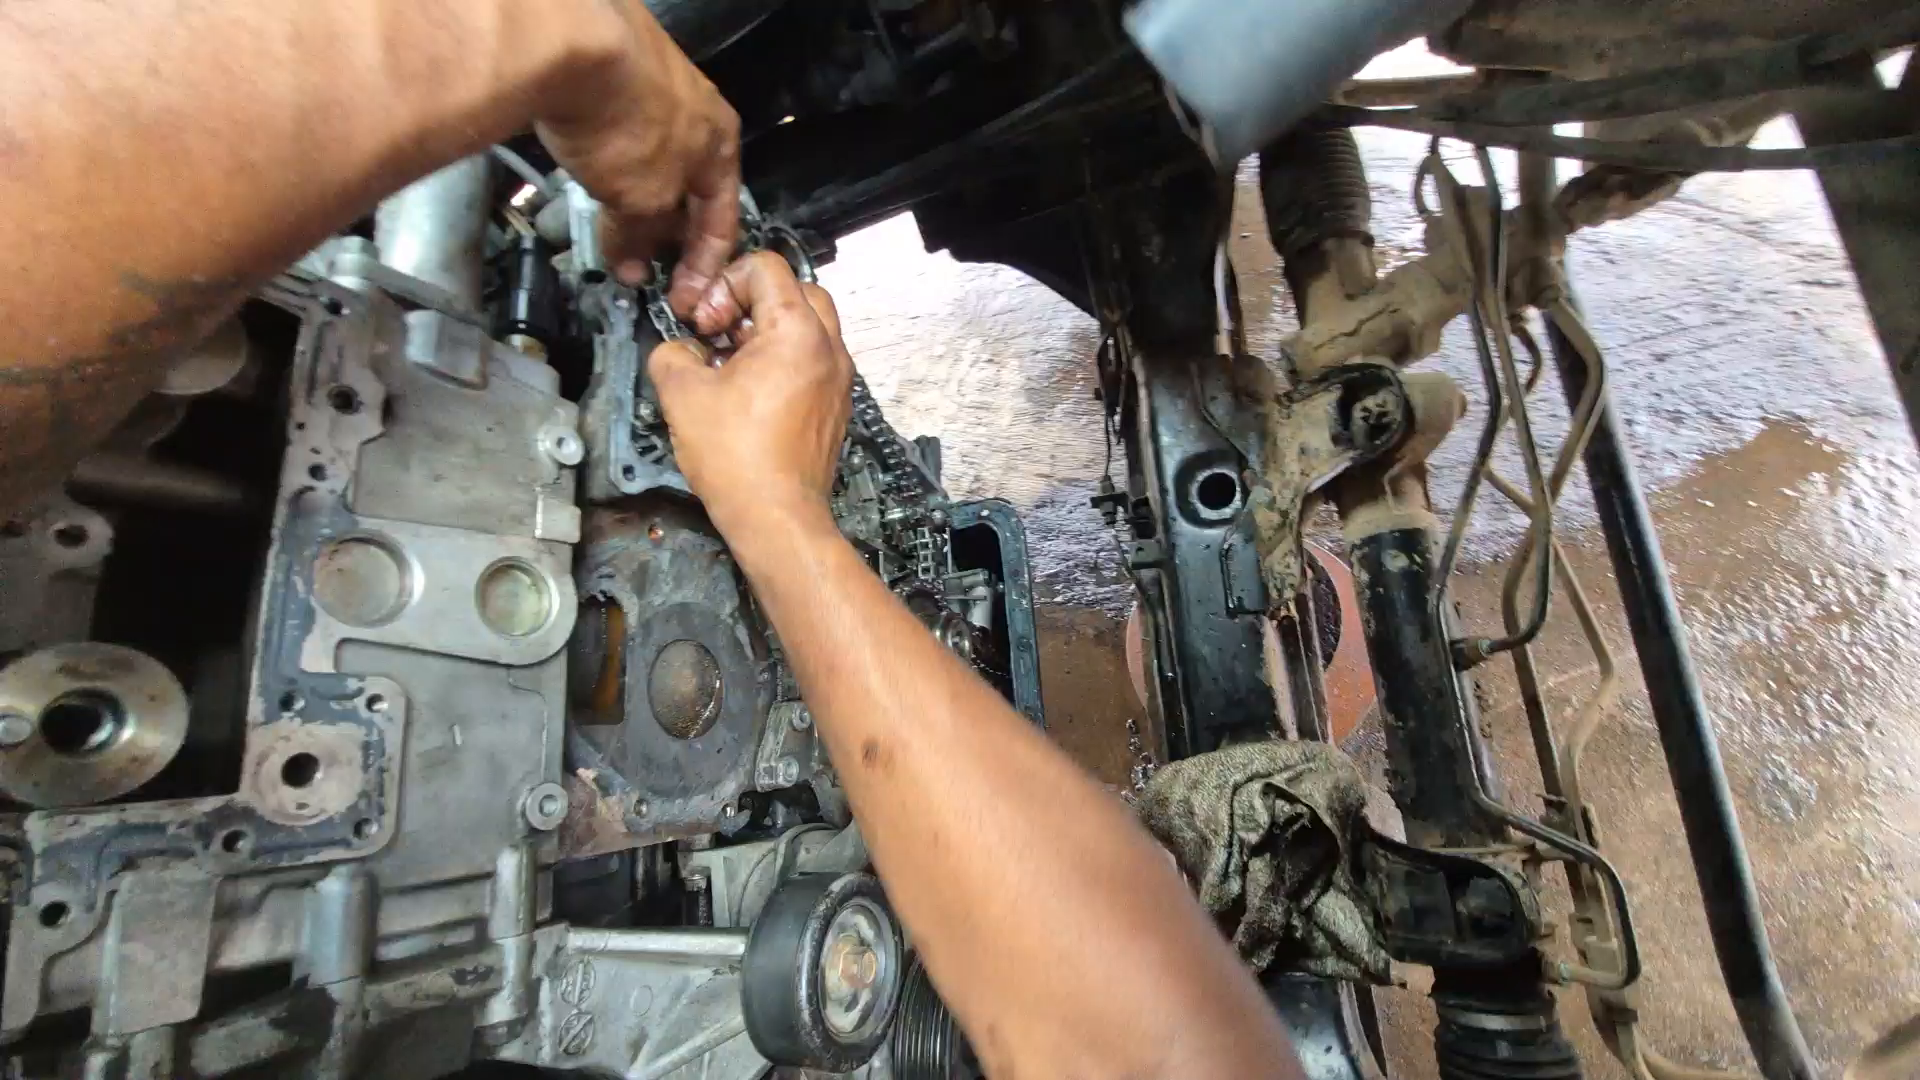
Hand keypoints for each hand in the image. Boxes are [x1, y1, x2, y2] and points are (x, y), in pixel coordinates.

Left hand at [537, 0, 740, 315]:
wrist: (564, 36)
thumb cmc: (626, 119)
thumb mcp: (640, 202)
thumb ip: (639, 239)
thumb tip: (630, 267)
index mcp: (723, 143)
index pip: (722, 223)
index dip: (703, 269)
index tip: (684, 297)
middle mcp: (696, 106)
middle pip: (687, 189)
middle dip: (664, 234)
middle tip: (642, 265)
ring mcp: (651, 77)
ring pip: (652, 157)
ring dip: (634, 196)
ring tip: (608, 223)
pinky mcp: (607, 58)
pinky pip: (616, 124)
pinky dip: (606, 156)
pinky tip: (585, 171)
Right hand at [648, 252, 853, 530]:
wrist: (777, 515)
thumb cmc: (736, 457)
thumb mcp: (681, 393)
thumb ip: (673, 351)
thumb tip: (683, 349)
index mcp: (798, 333)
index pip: (767, 267)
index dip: (725, 283)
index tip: (705, 321)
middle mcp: (830, 350)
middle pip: (797, 291)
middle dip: (752, 301)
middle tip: (720, 333)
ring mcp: (839, 380)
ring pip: (809, 327)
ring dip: (769, 330)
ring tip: (731, 363)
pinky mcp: (837, 406)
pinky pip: (814, 362)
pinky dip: (786, 360)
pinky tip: (752, 390)